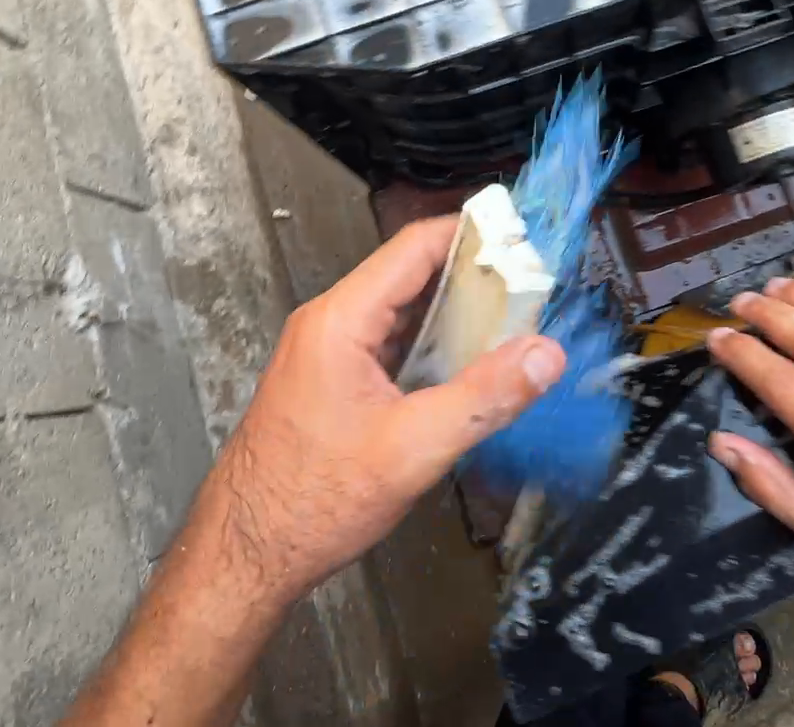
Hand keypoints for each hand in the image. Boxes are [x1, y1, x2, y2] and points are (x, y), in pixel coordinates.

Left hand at [206, 216, 565, 600]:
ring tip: (512, 320)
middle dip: (471, 276)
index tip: (522, 240)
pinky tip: (467, 363)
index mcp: (341, 319)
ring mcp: (327, 349)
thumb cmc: (316, 500)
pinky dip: (431, 343)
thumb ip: (484, 397)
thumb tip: (548, 354)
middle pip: (409, 274)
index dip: (470, 236)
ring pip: (401, 310)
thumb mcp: (413, 449)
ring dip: (453, 312)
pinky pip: (389, 341)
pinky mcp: (332, 378)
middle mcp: (330, 321)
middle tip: (530, 287)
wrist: (244, 557)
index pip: (413, 248)